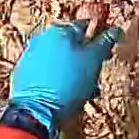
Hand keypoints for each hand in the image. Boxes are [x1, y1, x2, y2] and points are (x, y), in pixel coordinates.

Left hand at [3, 20, 122, 138]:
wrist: (36, 112)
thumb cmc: (69, 82)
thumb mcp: (94, 60)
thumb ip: (105, 42)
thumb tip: (115, 30)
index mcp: (59, 31)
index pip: (85, 27)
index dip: (99, 39)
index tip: (107, 52)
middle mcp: (42, 39)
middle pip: (72, 44)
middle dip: (87, 57)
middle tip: (97, 71)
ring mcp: (30, 57)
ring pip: (61, 59)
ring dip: (75, 70)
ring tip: (85, 88)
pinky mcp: (24, 75)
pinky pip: (48, 72)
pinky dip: (60, 78)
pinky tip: (69, 92)